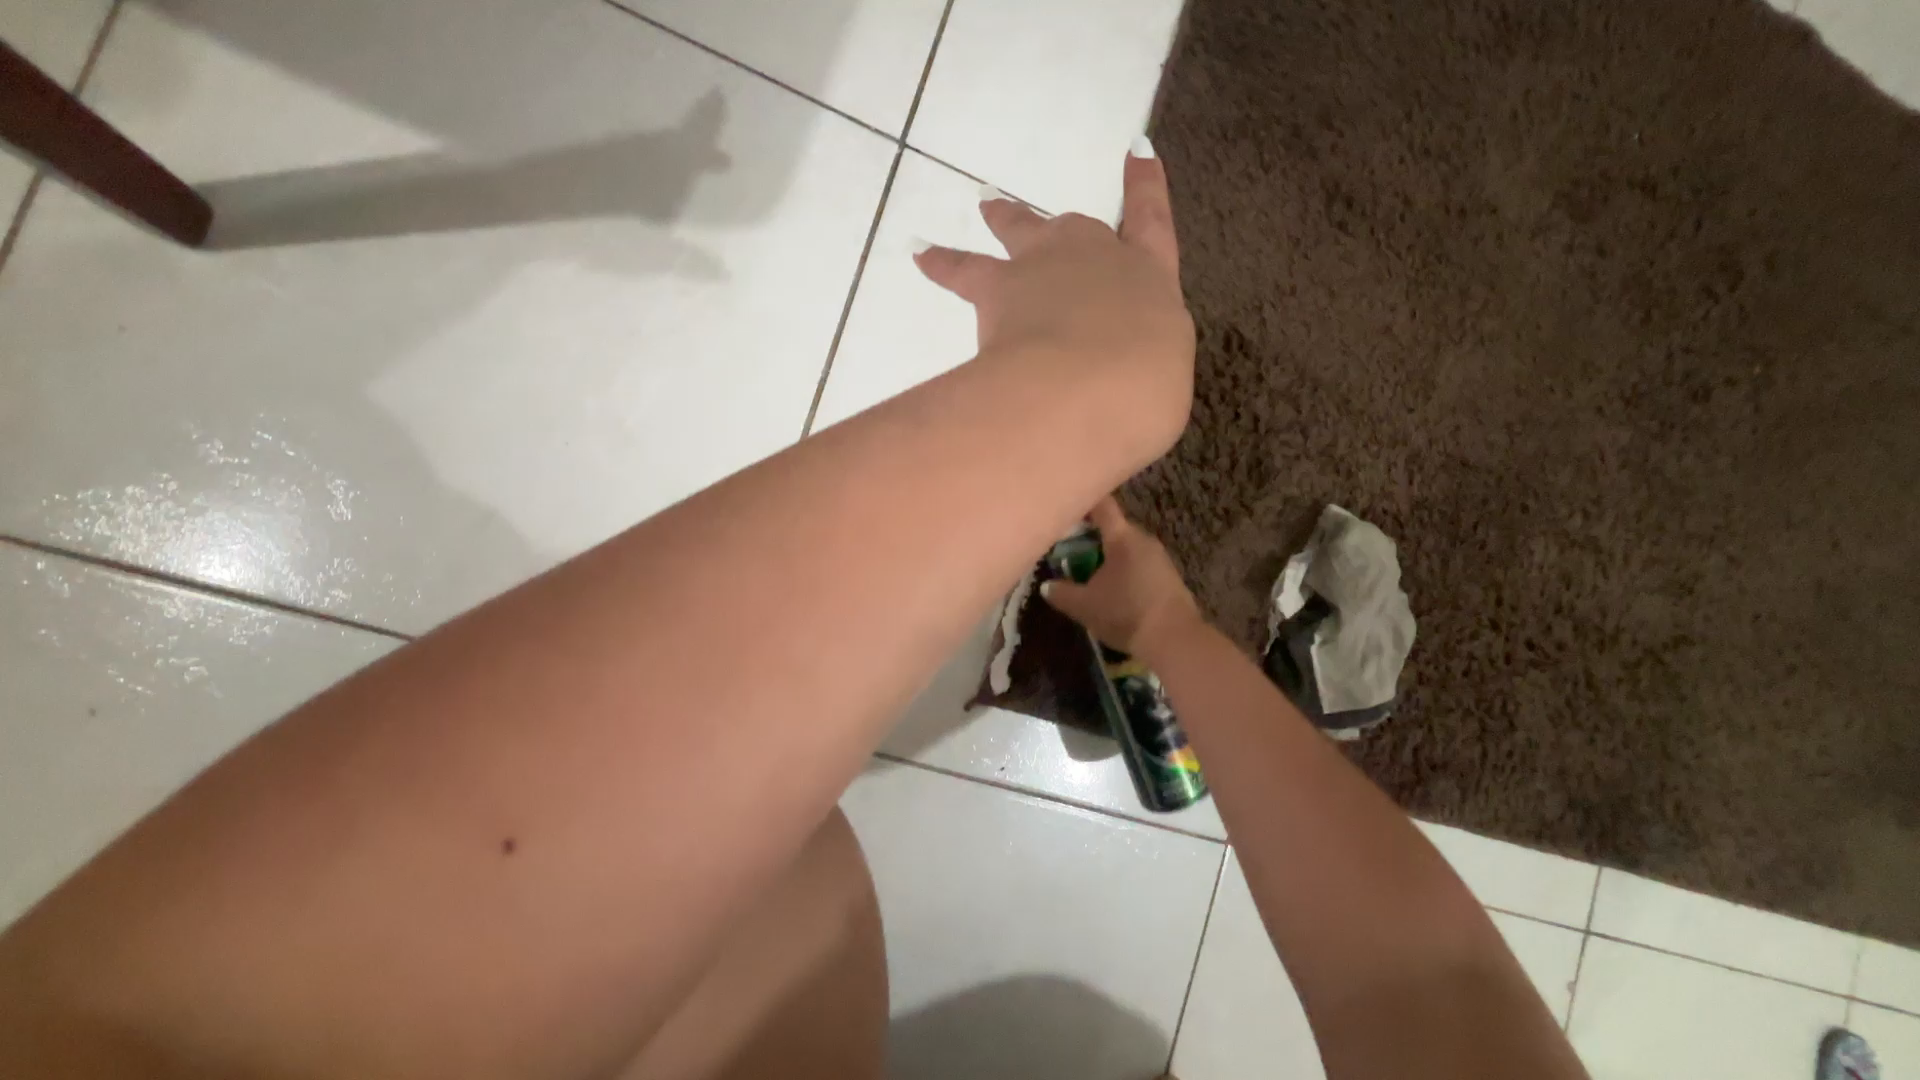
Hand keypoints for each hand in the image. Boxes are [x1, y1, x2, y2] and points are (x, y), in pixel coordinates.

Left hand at [914, 142, 1194, 459]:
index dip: (1145, 186)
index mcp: (1148, 280)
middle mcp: (1095, 258)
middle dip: (1063, 226)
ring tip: (986, 202)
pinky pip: (961, 269)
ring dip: (1004, 216)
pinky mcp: (997, 288)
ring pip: (1019, 231)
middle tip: (1053, 218)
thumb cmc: (1141, 390)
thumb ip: (1140, 372)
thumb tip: (1117, 383)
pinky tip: (919, 251)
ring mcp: (1042, 266)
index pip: (1151, 225)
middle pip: (1075, 229)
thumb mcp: (1159, 383)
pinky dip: (939, 261)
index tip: (1137, 150)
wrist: (1086, 386)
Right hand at [1041, 496, 1202, 658]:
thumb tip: (1047, 586)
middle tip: (1070, 550)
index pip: (1102, 506)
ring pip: (1127, 548)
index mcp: (1122, 538)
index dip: (1084, 502)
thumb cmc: (1125, 613)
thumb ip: (1061, 593)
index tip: (1067, 507)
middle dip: (1092, 537)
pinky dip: (1124, 571)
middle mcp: (1143, 540)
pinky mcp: (1169, 577)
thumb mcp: (1084, 606)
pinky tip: (1114, 591)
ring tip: (1089, 574)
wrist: (1174, 639)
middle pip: (1114, 528)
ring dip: (1108, 557)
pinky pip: (1140, 565)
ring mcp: (1160, 558)